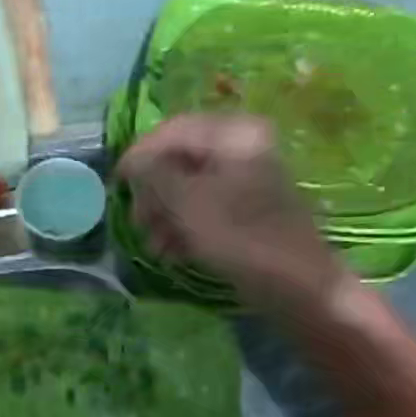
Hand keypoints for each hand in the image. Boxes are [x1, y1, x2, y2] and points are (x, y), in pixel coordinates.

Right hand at [117, 113, 350, 308]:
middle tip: (137, 221)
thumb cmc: (241, 238)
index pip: (174, 130)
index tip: (116, 183)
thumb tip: (133, 161)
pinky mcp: (251, 211)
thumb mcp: (188, 203)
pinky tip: (171, 252)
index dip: (140, 154)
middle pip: (182, 159)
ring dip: (166, 214)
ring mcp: (249, 180)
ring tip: (152, 245)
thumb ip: (155, 175)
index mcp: (234, 134)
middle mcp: (244, 148)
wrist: (299, 286)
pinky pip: (209, 208)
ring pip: (193, 187)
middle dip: (154, 192)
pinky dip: (187, 226)